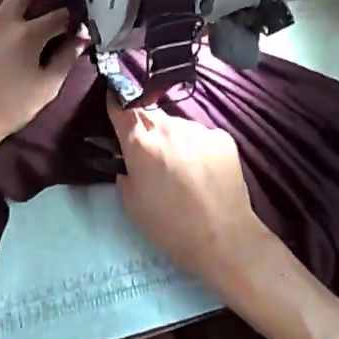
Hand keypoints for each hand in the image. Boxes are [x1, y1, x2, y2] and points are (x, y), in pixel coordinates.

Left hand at [0, 0, 86, 156]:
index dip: (72, 19)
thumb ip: (67, 58)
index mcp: (29, 33)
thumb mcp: (47, 87)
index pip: (59, 14)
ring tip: (22, 16)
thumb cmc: (11, 108)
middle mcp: (4, 19)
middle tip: (46, 12)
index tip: (74, 28)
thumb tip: (82, 38)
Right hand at [108, 101, 274, 288]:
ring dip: (176, 142)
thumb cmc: (170, 226)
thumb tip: (130, 158)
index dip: (116, 102)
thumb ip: (125, 171)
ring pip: (179, 127)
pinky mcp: (223, 137)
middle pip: (153, 117)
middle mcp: (170, 128)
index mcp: (141, 143)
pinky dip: (199, 149)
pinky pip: (202, 137)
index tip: (115, 101)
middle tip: (155, 159)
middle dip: (149, 132)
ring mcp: (200, 130)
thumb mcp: (131, 203)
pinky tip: (205, 173)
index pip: (122, 106)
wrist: (223, 238)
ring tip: (185, 171)